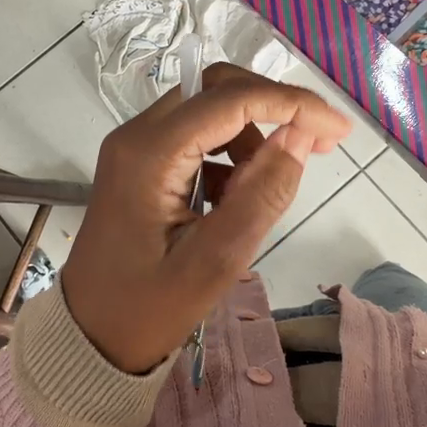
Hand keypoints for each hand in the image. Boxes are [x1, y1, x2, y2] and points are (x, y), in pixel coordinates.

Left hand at [62, 64, 350, 372]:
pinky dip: (227, 153)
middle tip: (318, 145)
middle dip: (273, 106)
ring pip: (207, 110)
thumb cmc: (147, 309)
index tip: (338, 131)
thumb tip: (299, 137)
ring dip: (250, 133)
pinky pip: (194, 136)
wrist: (89, 336)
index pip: (230, 99)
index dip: (291, 104)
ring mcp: (134, 148)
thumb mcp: (215, 261)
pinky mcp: (139, 164)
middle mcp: (137, 135)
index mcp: (149, 154)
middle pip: (215, 89)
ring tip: (271, 186)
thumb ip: (261, 195)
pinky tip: (236, 198)